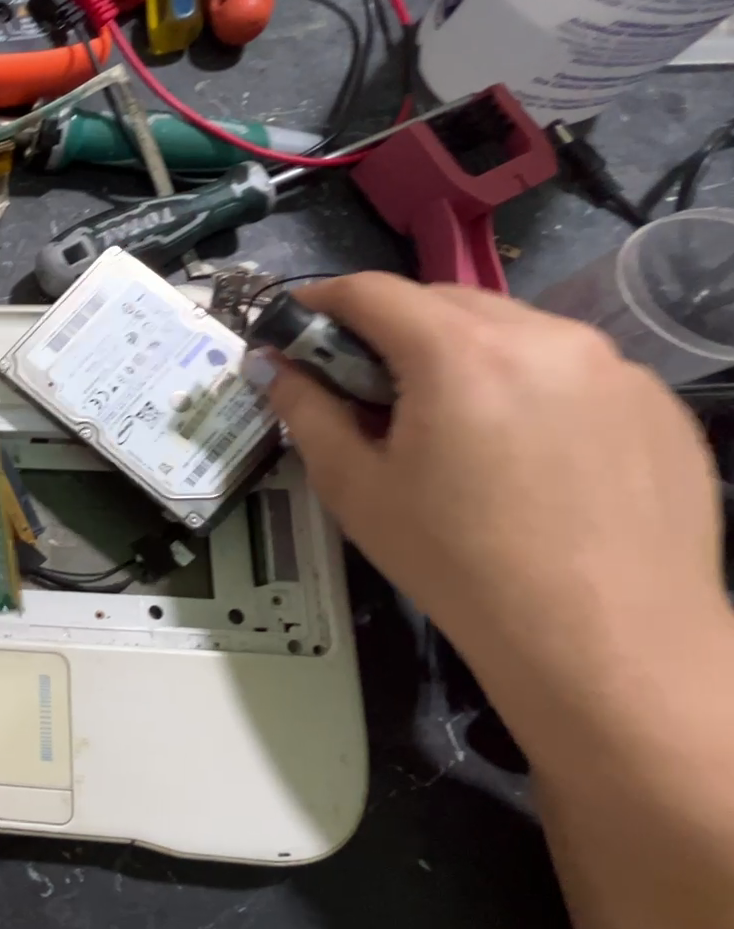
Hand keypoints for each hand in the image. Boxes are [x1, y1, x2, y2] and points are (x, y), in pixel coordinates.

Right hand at [248, 273, 726, 678]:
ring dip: (453, 351)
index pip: (374, 291)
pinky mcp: (656, 403)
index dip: (319, 299)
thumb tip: (272, 367)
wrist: (602, 637)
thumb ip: (305, 411)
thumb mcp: (352, 485)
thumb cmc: (453, 558)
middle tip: (355, 380)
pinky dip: (518, 382)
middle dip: (386, 325)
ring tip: (434, 417)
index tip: (290, 322)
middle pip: (442, 301)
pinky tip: (509, 448)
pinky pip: (567, 367)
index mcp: (462, 355)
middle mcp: (547, 338)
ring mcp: (614, 367)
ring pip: (509, 329)